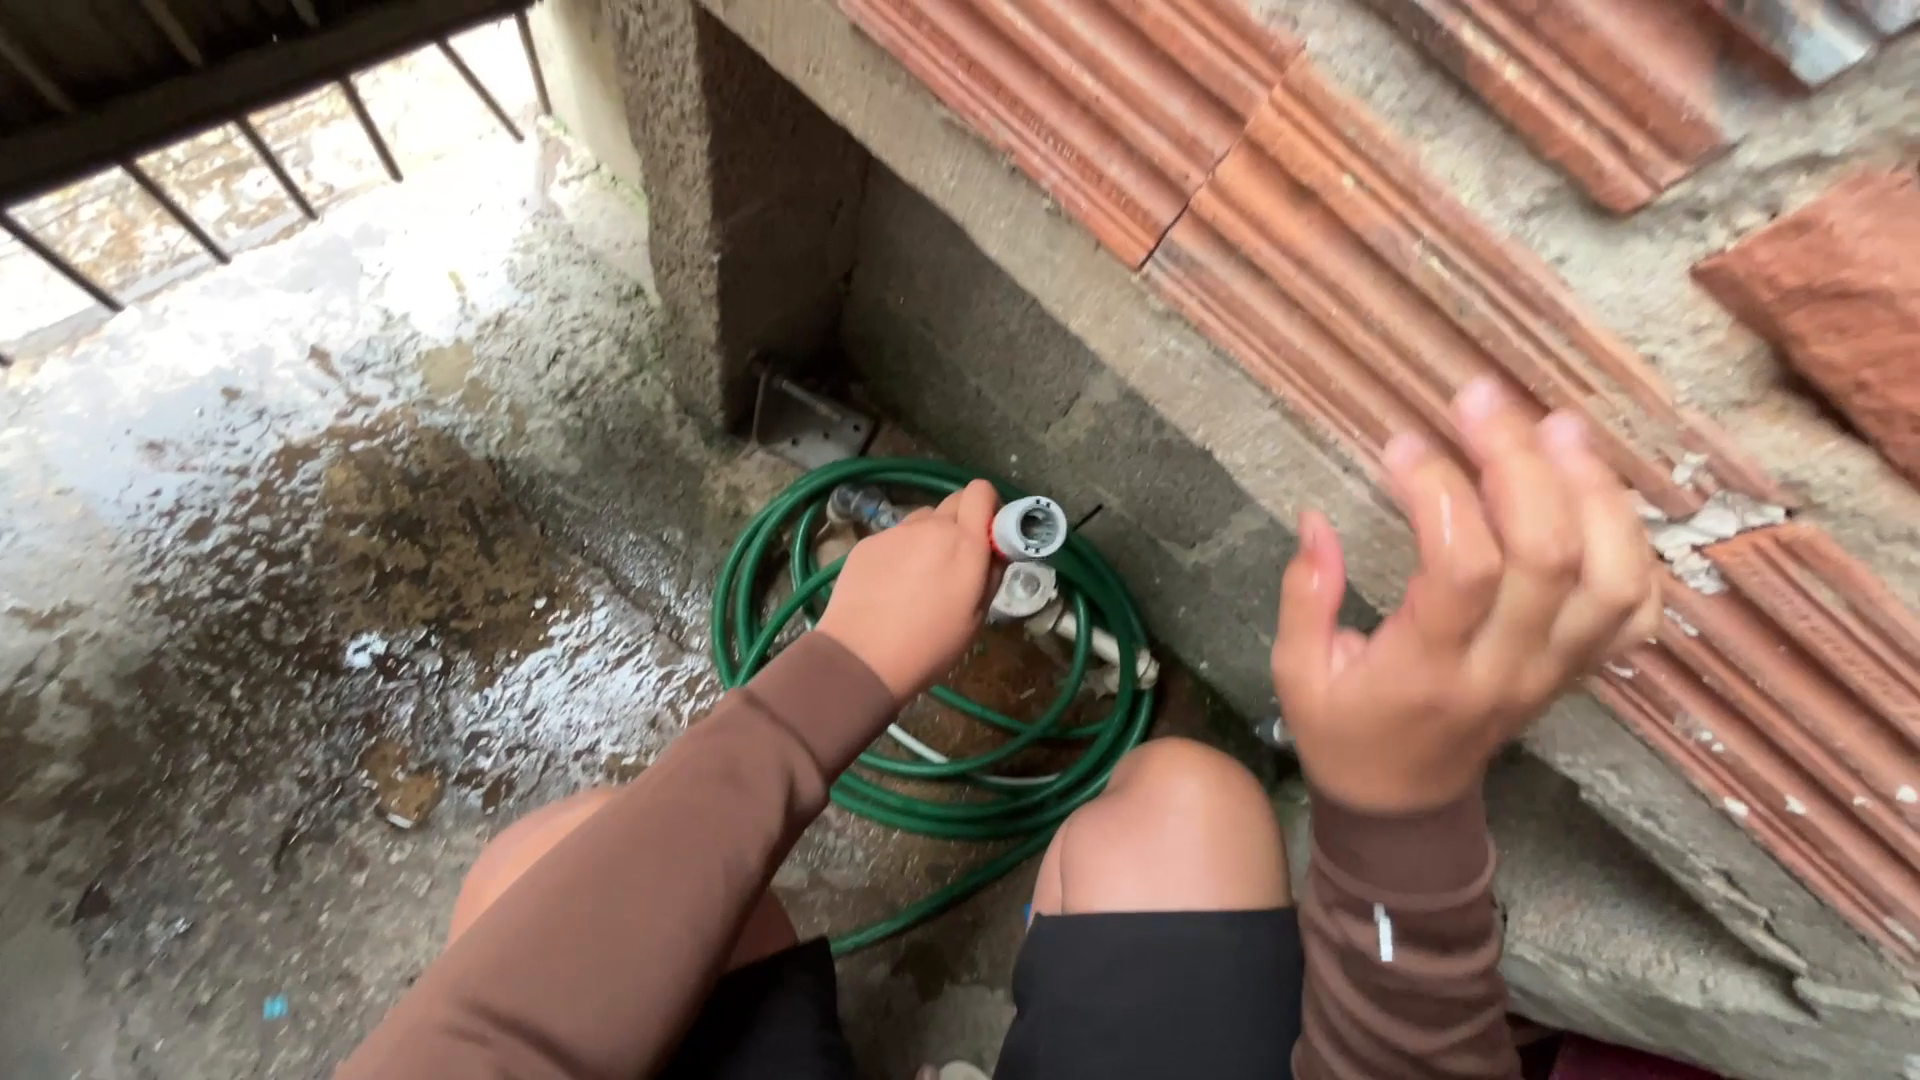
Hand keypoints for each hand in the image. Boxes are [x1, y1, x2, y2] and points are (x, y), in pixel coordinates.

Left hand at [817, 479, 1000, 701]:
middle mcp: (931, 527)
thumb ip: (990, 576)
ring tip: (918, 575)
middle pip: (953, 501)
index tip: (988, 531)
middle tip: (955, 558)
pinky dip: (899, 552)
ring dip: (929, 536)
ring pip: (922, 520)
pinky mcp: (868, 542)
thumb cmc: (930, 646)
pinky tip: (889, 586)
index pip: (981, 491)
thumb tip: (993, 554)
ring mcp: (896, 532)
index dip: (988, 505)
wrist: (862, 657)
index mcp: (966, 543)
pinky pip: (894, 537)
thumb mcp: (977, 619)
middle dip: (961, 522)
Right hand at [1272, 378, 1660, 812]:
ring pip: (1612, 575)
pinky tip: (1598, 495)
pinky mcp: (1573, 670)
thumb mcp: (1296, 670)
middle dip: (1519, 463)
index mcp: (1428, 668)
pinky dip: (1632, 545)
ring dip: (1592, 491)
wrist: (1402, 802)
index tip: (1400, 445)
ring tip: (1557, 426)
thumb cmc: (1340, 732)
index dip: (1440, 493)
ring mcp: (1552, 671)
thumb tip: (1315, 520)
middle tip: (1482, 401)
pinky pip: (1633, 609)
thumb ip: (1305, 596)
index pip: (1462, 568)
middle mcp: (1506, 667)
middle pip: (1549, 554)